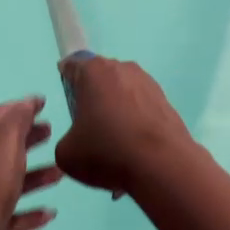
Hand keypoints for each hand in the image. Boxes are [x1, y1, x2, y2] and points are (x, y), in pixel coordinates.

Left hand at [0, 96, 62, 229]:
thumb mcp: (7, 137)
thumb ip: (19, 116)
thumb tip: (29, 100)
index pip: (3, 113)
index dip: (24, 106)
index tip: (45, 102)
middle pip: (8, 145)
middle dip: (30, 137)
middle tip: (52, 131)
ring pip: (14, 179)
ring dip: (38, 175)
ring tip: (61, 172)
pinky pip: (15, 211)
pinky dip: (32, 210)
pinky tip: (50, 212)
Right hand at [55, 56, 195, 194]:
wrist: (161, 164)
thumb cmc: (108, 150)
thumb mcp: (67, 154)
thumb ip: (65, 141)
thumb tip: (77, 142)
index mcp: (93, 71)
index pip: (73, 65)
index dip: (66, 79)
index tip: (68, 97)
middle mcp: (120, 68)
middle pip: (99, 78)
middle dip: (93, 99)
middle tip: (89, 129)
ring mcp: (145, 82)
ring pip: (122, 92)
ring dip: (116, 111)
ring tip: (115, 146)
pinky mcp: (164, 99)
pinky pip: (141, 106)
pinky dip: (135, 122)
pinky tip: (134, 150)